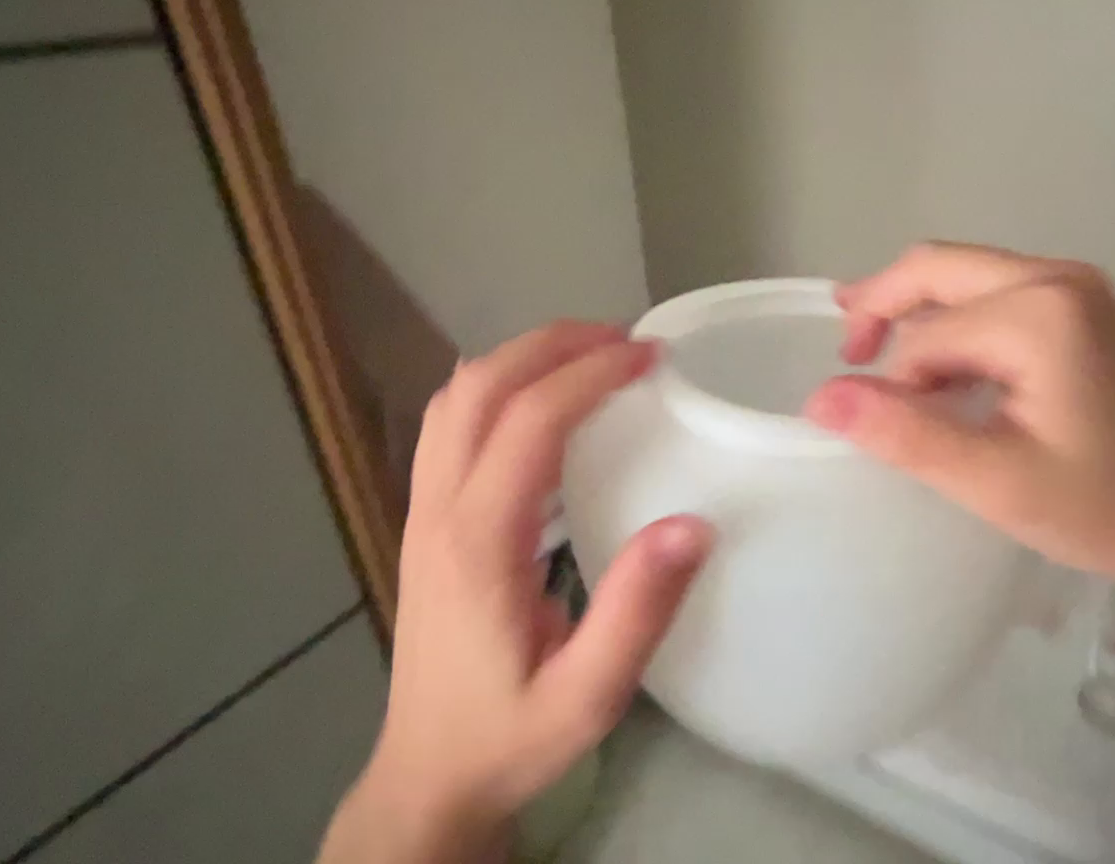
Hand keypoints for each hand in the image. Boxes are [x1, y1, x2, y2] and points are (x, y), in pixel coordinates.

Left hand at [323, 322, 712, 863]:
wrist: (428, 775)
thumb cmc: (510, 735)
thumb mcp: (588, 696)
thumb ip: (636, 612)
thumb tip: (692, 523)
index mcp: (479, 541)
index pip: (530, 420)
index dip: (590, 373)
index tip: (649, 356)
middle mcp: (439, 509)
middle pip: (478, 387)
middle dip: (551, 344)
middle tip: (622, 339)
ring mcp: (422, 510)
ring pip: (454, 398)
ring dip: (519, 359)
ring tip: (586, 355)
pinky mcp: (425, 519)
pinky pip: (449, 425)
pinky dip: (496, 389)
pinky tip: (540, 401)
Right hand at [804, 242, 1114, 588]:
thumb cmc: (1102, 508)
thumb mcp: (994, 481)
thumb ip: (904, 434)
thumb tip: (819, 398)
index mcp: (1039, 311)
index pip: (927, 334)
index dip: (897, 384)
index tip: (897, 435)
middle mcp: (1057, 277)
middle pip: (938, 268)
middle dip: (882, 304)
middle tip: (845, 349)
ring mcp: (1075, 287)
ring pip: (962, 275)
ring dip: (914, 309)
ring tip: (872, 348)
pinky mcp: (1083, 307)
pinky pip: (993, 293)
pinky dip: (952, 319)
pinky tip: (936, 357)